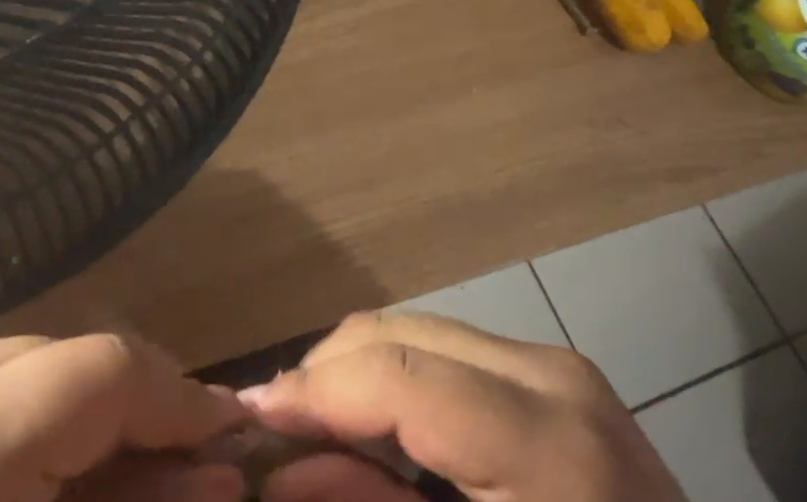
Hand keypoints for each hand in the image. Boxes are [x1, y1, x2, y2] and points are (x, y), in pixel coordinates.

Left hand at [0, 333, 248, 501]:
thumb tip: (212, 477)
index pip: (106, 369)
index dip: (184, 401)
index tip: (239, 440)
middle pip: (72, 360)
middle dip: (144, 414)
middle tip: (204, 473)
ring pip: (34, 372)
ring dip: (96, 421)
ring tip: (149, 476)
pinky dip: (44, 428)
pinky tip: (71, 474)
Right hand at [238, 312, 686, 501]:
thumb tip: (285, 474)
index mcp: (548, 442)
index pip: (395, 375)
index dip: (312, 392)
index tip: (251, 418)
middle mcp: (550, 377)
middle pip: (392, 336)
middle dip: (322, 377)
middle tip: (277, 432)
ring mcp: (555, 365)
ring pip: (409, 331)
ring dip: (353, 374)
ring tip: (321, 430)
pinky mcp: (552, 372)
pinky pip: (442, 349)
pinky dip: (392, 376)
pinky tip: (377, 427)